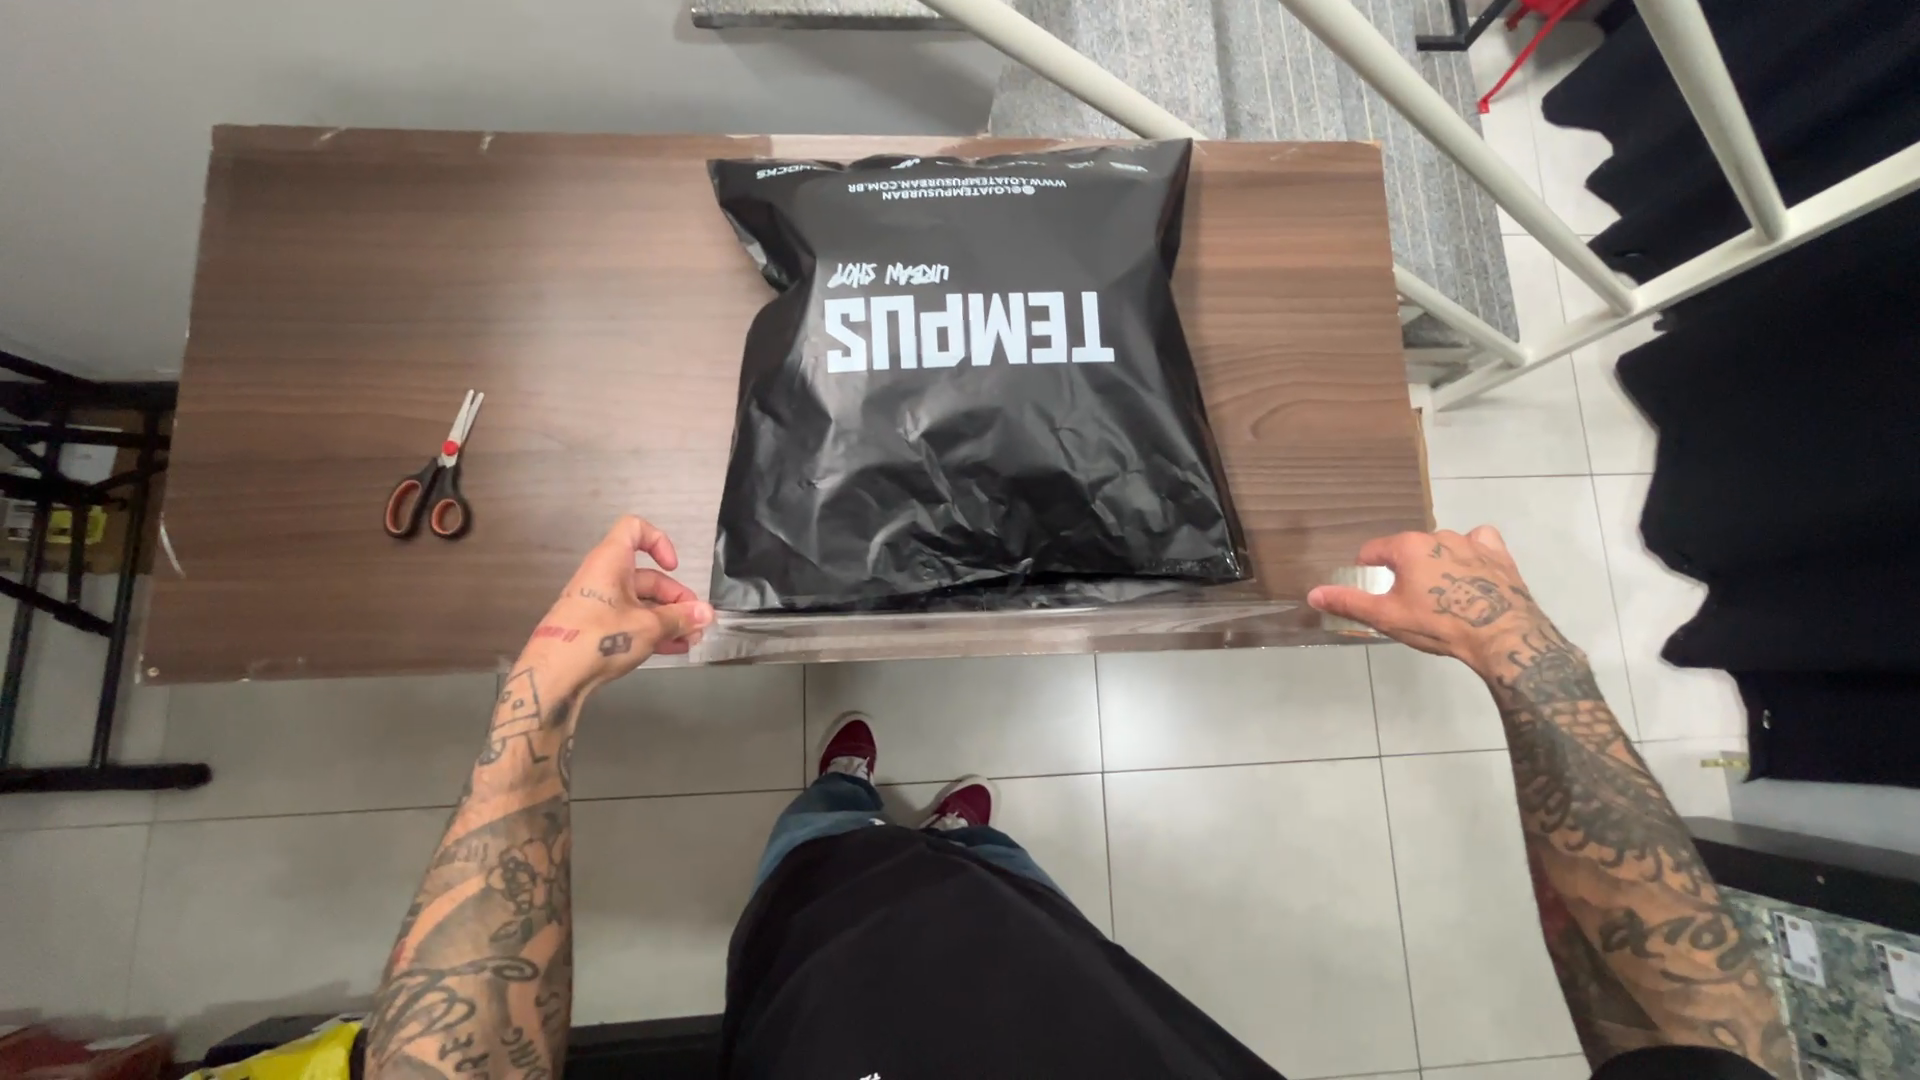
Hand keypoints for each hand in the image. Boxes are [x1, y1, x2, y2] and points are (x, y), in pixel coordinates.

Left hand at [521, 515, 714, 686]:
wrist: (553, 677)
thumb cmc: (598, 639)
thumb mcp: (649, 627)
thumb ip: (681, 618)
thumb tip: (706, 614)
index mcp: (611, 563)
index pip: (634, 530)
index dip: (659, 542)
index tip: (674, 567)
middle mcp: (604, 578)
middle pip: (648, 577)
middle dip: (676, 599)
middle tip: (696, 622)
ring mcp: (599, 604)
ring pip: (643, 603)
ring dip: (670, 619)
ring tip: (691, 640)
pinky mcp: (597, 628)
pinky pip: (632, 621)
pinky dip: (653, 631)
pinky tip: (674, 648)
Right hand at [1307, 526, 1554, 673]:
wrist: (1503, 637)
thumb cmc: (1438, 624)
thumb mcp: (1386, 616)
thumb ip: (1348, 601)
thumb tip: (1312, 594)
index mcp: (1407, 547)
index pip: (1372, 550)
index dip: (1366, 571)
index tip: (1373, 592)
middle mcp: (1438, 536)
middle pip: (1407, 548)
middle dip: (1402, 568)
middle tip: (1407, 599)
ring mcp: (1472, 543)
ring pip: (1441, 545)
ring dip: (1435, 561)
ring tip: (1439, 591)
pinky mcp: (1500, 555)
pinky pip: (1480, 541)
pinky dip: (1472, 550)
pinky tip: (1470, 568)